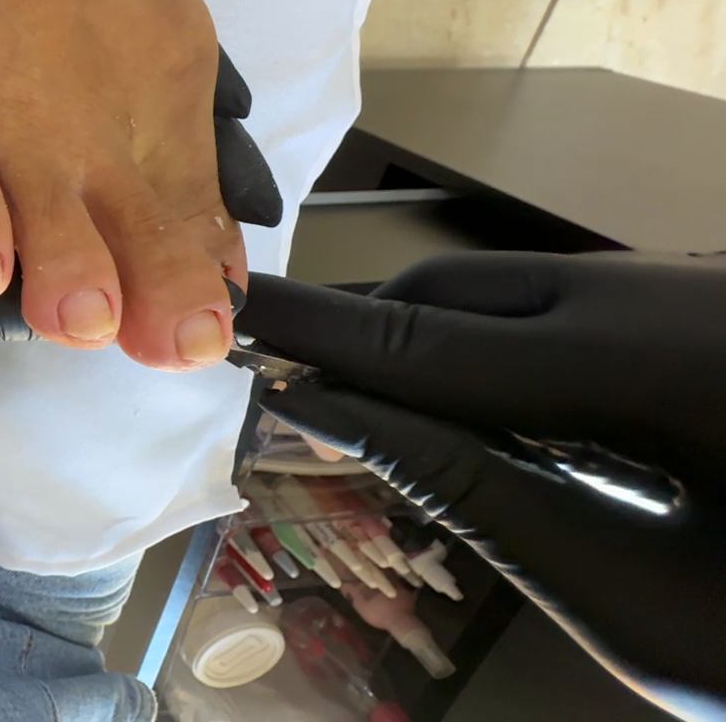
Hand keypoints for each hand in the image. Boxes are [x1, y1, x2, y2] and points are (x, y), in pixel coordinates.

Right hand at [237, 253, 725, 720]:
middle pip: (453, 291)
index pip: (423, 339)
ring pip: (505, 289)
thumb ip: (459, 489)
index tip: (218, 311)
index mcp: (675, 371)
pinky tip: (520, 417)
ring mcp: (706, 294)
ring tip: (419, 421)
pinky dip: (502, 351)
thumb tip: (318, 411)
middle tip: (319, 401)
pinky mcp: (713, 305)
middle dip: (368, 339)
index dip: (305, 326)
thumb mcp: (640, 605)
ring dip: (433, 347)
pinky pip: (564, 305)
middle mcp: (687, 300)